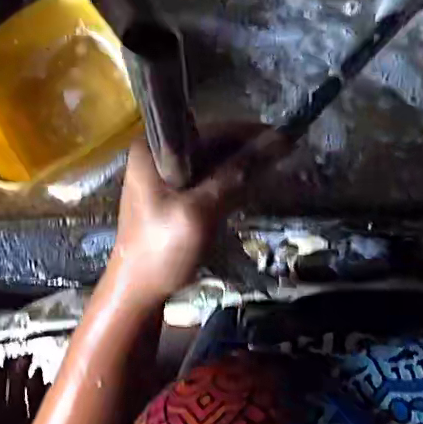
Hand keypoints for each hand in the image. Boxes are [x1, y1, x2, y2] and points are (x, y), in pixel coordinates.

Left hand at [108, 127, 271, 299]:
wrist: (137, 293)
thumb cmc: (162, 250)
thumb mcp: (201, 210)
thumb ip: (236, 173)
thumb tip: (276, 140)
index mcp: (151, 149)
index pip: (207, 130)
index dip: (246, 132)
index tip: (282, 136)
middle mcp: (154, 155)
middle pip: (209, 143)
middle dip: (245, 147)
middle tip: (285, 152)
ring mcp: (161, 176)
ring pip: (209, 161)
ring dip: (240, 164)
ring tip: (276, 165)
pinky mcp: (170, 196)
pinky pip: (204, 179)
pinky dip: (228, 180)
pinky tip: (252, 184)